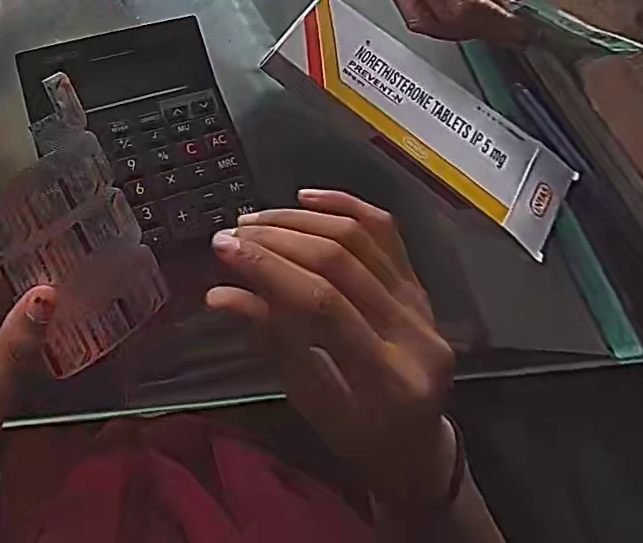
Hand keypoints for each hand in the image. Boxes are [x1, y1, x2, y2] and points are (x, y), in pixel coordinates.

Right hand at [206, 189, 459, 517]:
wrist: (414, 444)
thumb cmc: (357, 434)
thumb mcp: (308, 399)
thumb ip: (271, 337)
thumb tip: (220, 293)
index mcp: (387, 379)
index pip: (322, 303)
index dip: (268, 267)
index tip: (225, 247)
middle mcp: (414, 334)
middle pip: (339, 262)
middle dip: (277, 239)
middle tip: (234, 232)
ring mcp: (423, 304)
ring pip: (358, 237)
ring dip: (299, 220)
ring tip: (257, 220)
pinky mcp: (420, 283)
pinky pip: (384, 229)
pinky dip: (343, 204)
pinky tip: (306, 198)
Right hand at [384, 0, 527, 44]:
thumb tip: (513, 23)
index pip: (466, 8)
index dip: (495, 24)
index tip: (519, 32)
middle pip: (448, 21)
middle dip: (482, 30)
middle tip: (507, 30)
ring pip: (432, 26)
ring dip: (462, 31)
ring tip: (485, 23)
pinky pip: (419, 20)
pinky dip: (442, 26)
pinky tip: (460, 19)